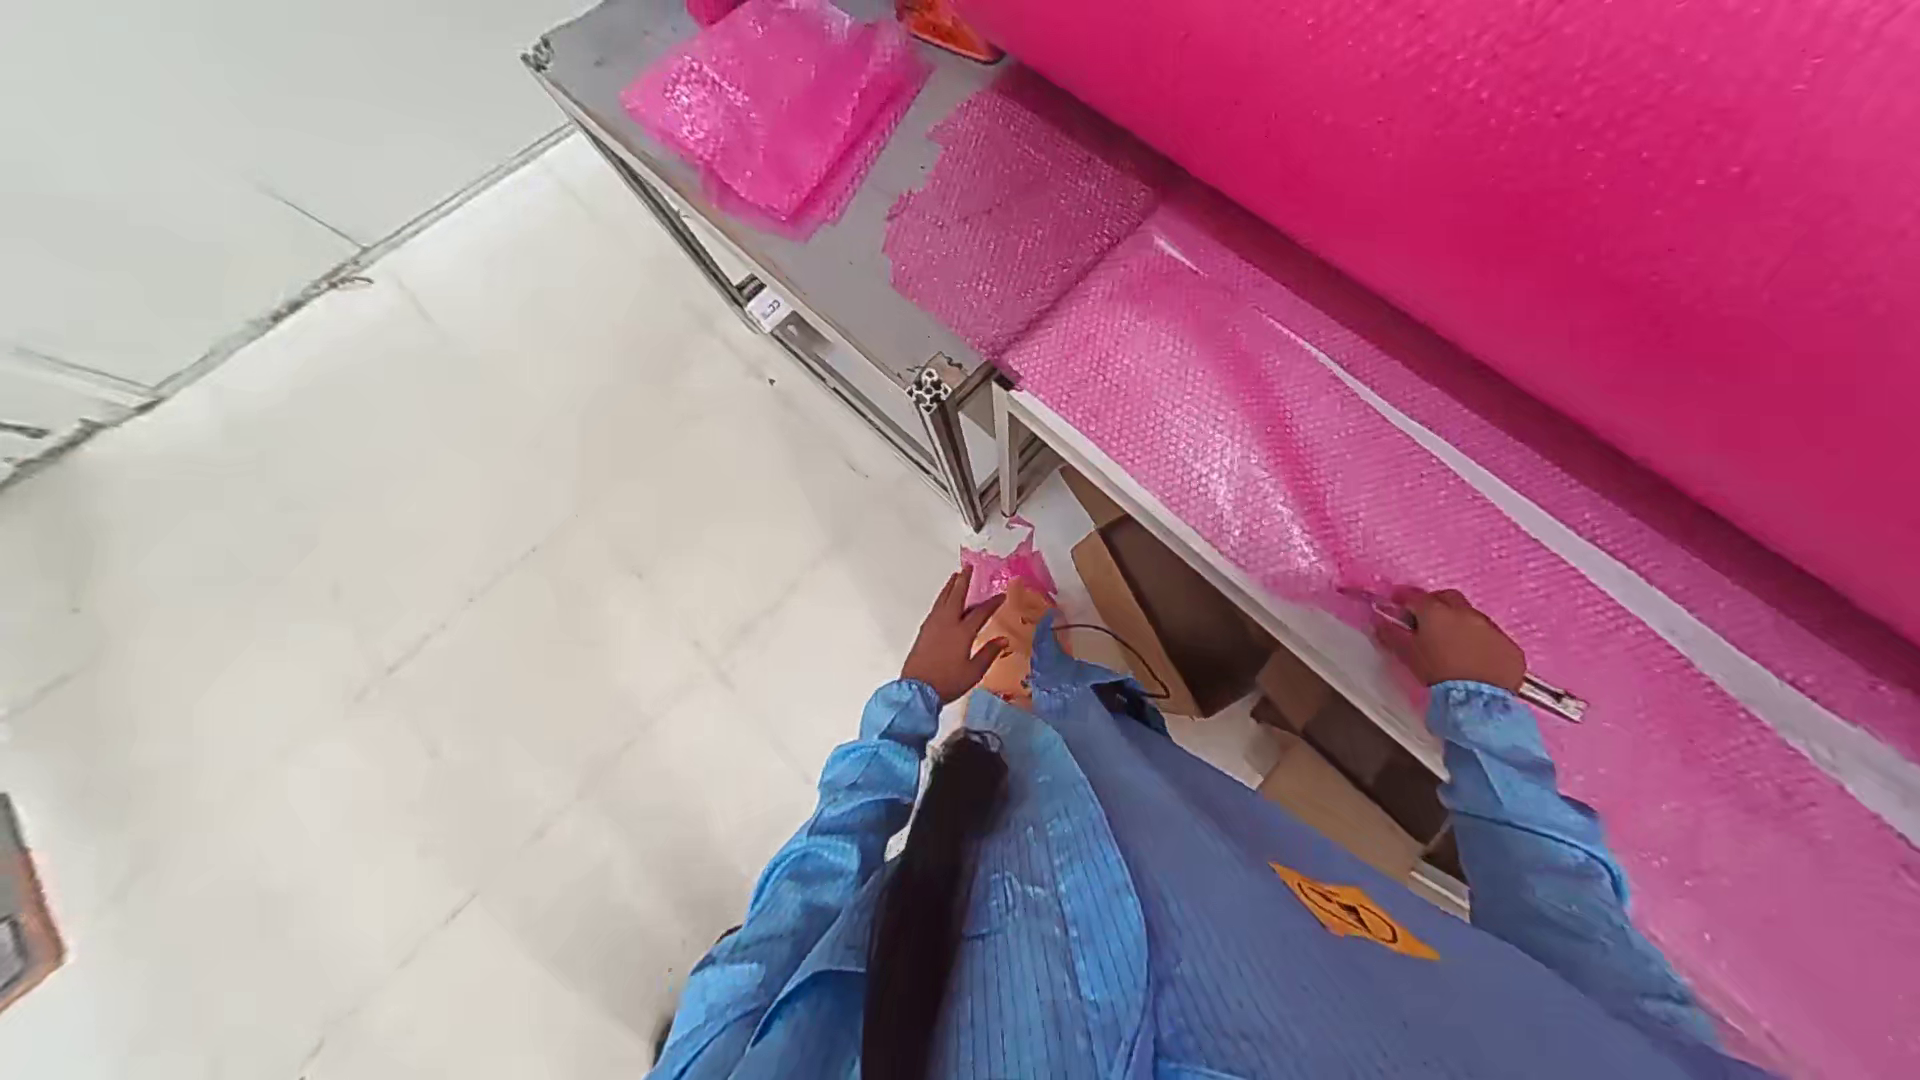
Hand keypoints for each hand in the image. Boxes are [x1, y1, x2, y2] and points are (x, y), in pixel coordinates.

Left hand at [902, 566, 1010, 704]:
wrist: (917, 690)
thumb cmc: (948, 682)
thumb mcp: (973, 672)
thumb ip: (989, 653)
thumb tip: (1003, 640)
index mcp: (962, 632)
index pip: (980, 612)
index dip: (992, 603)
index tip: (1001, 595)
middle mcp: (947, 623)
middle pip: (956, 596)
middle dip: (964, 581)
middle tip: (968, 567)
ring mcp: (933, 625)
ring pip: (943, 599)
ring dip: (950, 586)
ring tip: (955, 576)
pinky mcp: (924, 630)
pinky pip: (936, 607)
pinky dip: (942, 598)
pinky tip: (944, 600)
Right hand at [1374, 587, 1525, 690]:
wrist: (1479, 699)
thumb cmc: (1436, 672)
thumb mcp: (1405, 652)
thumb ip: (1390, 632)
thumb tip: (1379, 620)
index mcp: (1436, 612)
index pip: (1414, 596)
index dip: (1403, 599)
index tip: (1396, 604)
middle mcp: (1466, 613)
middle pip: (1448, 598)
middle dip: (1436, 604)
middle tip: (1426, 621)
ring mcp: (1492, 628)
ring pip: (1472, 616)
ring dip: (1460, 623)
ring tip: (1452, 643)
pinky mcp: (1510, 646)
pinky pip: (1491, 636)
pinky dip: (1481, 641)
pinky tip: (1474, 658)